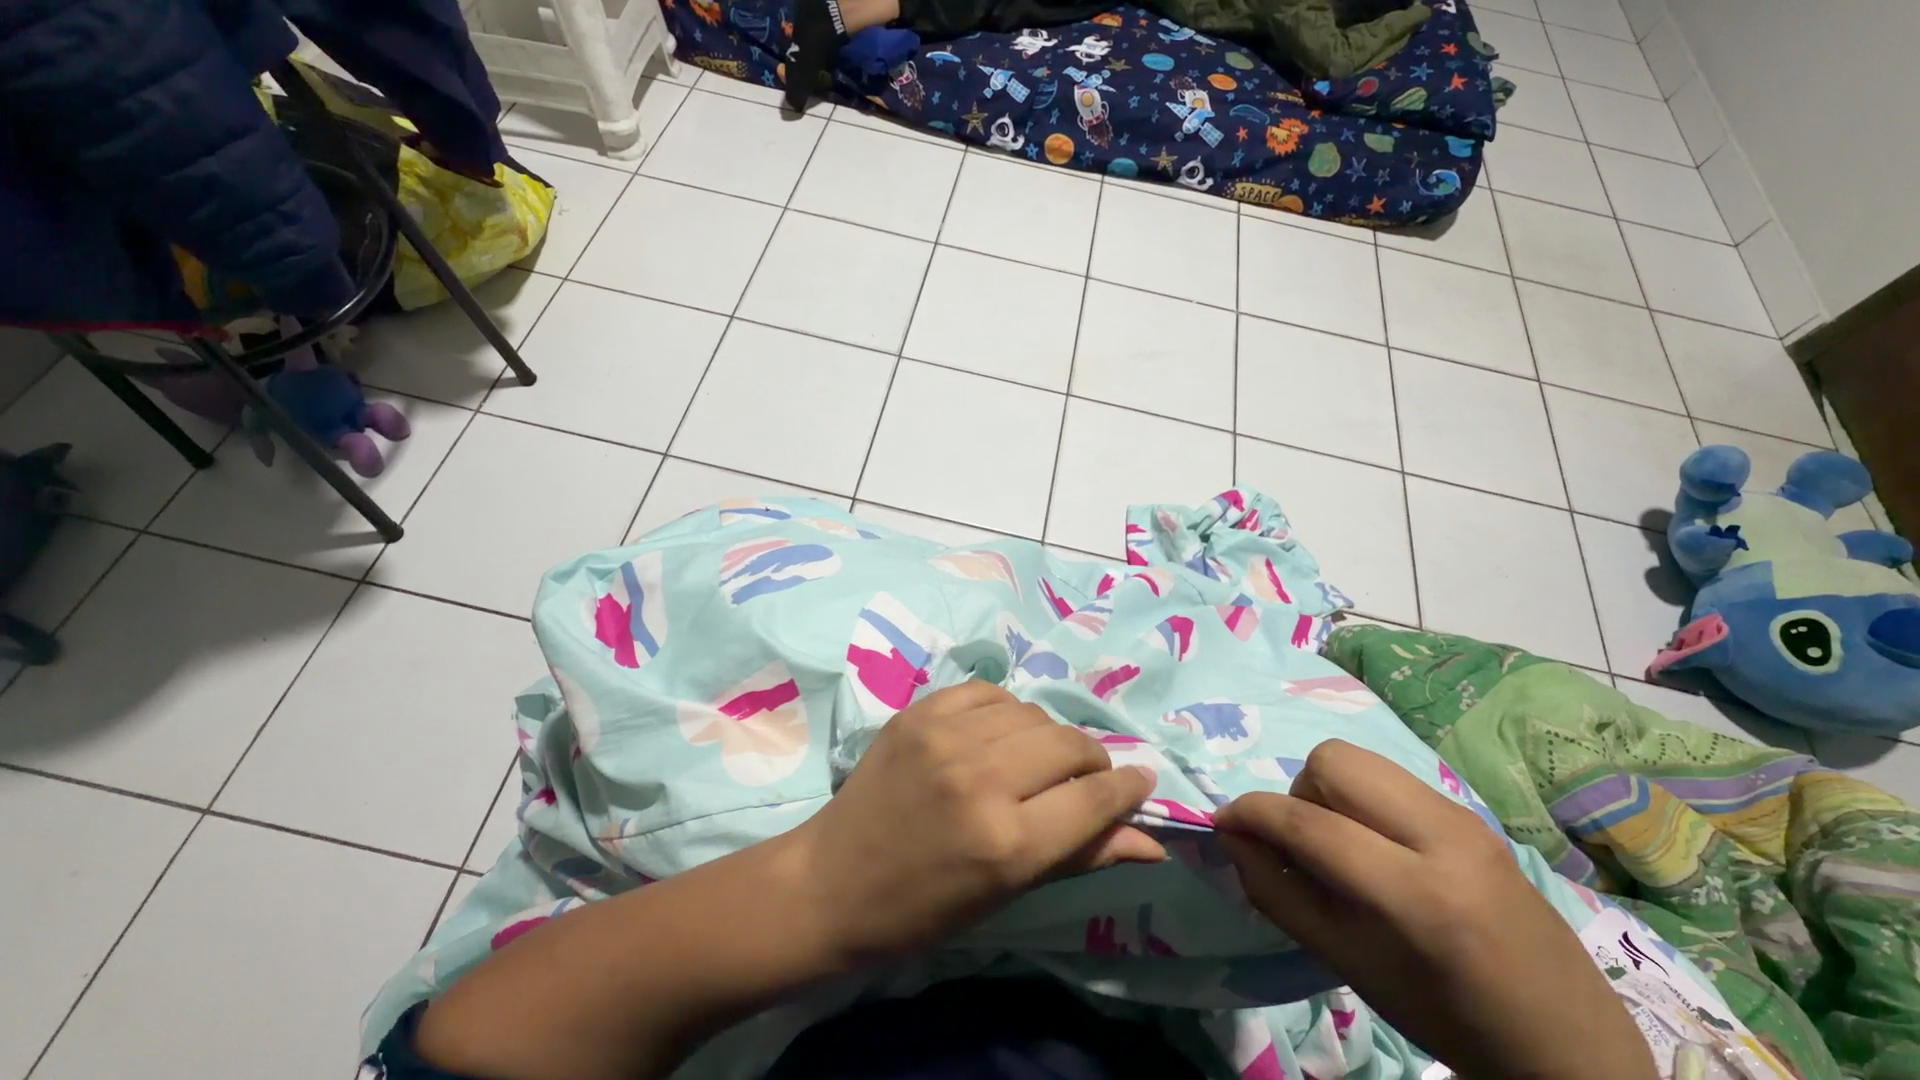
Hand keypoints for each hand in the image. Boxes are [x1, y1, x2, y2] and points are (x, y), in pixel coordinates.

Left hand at [789, 681, 1165, 963]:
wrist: (831, 882)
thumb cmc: (924, 909)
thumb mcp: (1008, 893)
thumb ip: (1084, 856)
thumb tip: (1154, 842)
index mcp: (1008, 842)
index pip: (1095, 797)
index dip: (1128, 788)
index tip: (1140, 783)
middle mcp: (982, 779)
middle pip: (1069, 744)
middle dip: (1092, 761)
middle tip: (1085, 778)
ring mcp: (945, 738)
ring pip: (1032, 712)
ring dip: (1047, 736)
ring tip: (1035, 760)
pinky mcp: (917, 714)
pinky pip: (986, 691)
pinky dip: (1004, 711)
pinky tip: (997, 734)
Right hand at [1215, 741, 1656, 1079]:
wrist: (1559, 1034)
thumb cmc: (1444, 1014)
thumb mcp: (1349, 965)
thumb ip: (1279, 896)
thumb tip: (1233, 839)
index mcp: (1414, 892)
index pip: (1308, 823)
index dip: (1250, 814)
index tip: (1224, 824)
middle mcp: (1443, 834)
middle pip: (1334, 759)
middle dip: (1299, 792)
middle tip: (1303, 842)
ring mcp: (1464, 816)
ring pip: (1362, 759)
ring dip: (1330, 792)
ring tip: (1341, 844)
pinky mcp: (1473, 813)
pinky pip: (1392, 779)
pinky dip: (1363, 800)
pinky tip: (1377, 847)